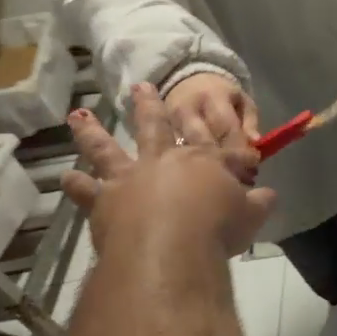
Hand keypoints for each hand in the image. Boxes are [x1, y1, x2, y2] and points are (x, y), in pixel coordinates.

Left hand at [61, 84, 276, 258]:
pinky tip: (68, 178)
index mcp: (205, 162)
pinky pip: (85, 190)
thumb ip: (260, 202)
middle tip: (142, 87)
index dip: (212, 129)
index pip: (212, 140)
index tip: (212, 119)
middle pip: (156, 127)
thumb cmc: (219, 229)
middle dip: (150, 107)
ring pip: (107, 148)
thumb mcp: (253, 216)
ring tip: (79, 116)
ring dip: (92, 132)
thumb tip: (268, 194)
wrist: (173, 247)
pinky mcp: (104, 200)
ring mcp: (130, 177)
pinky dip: (77, 184)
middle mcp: (164, 161)